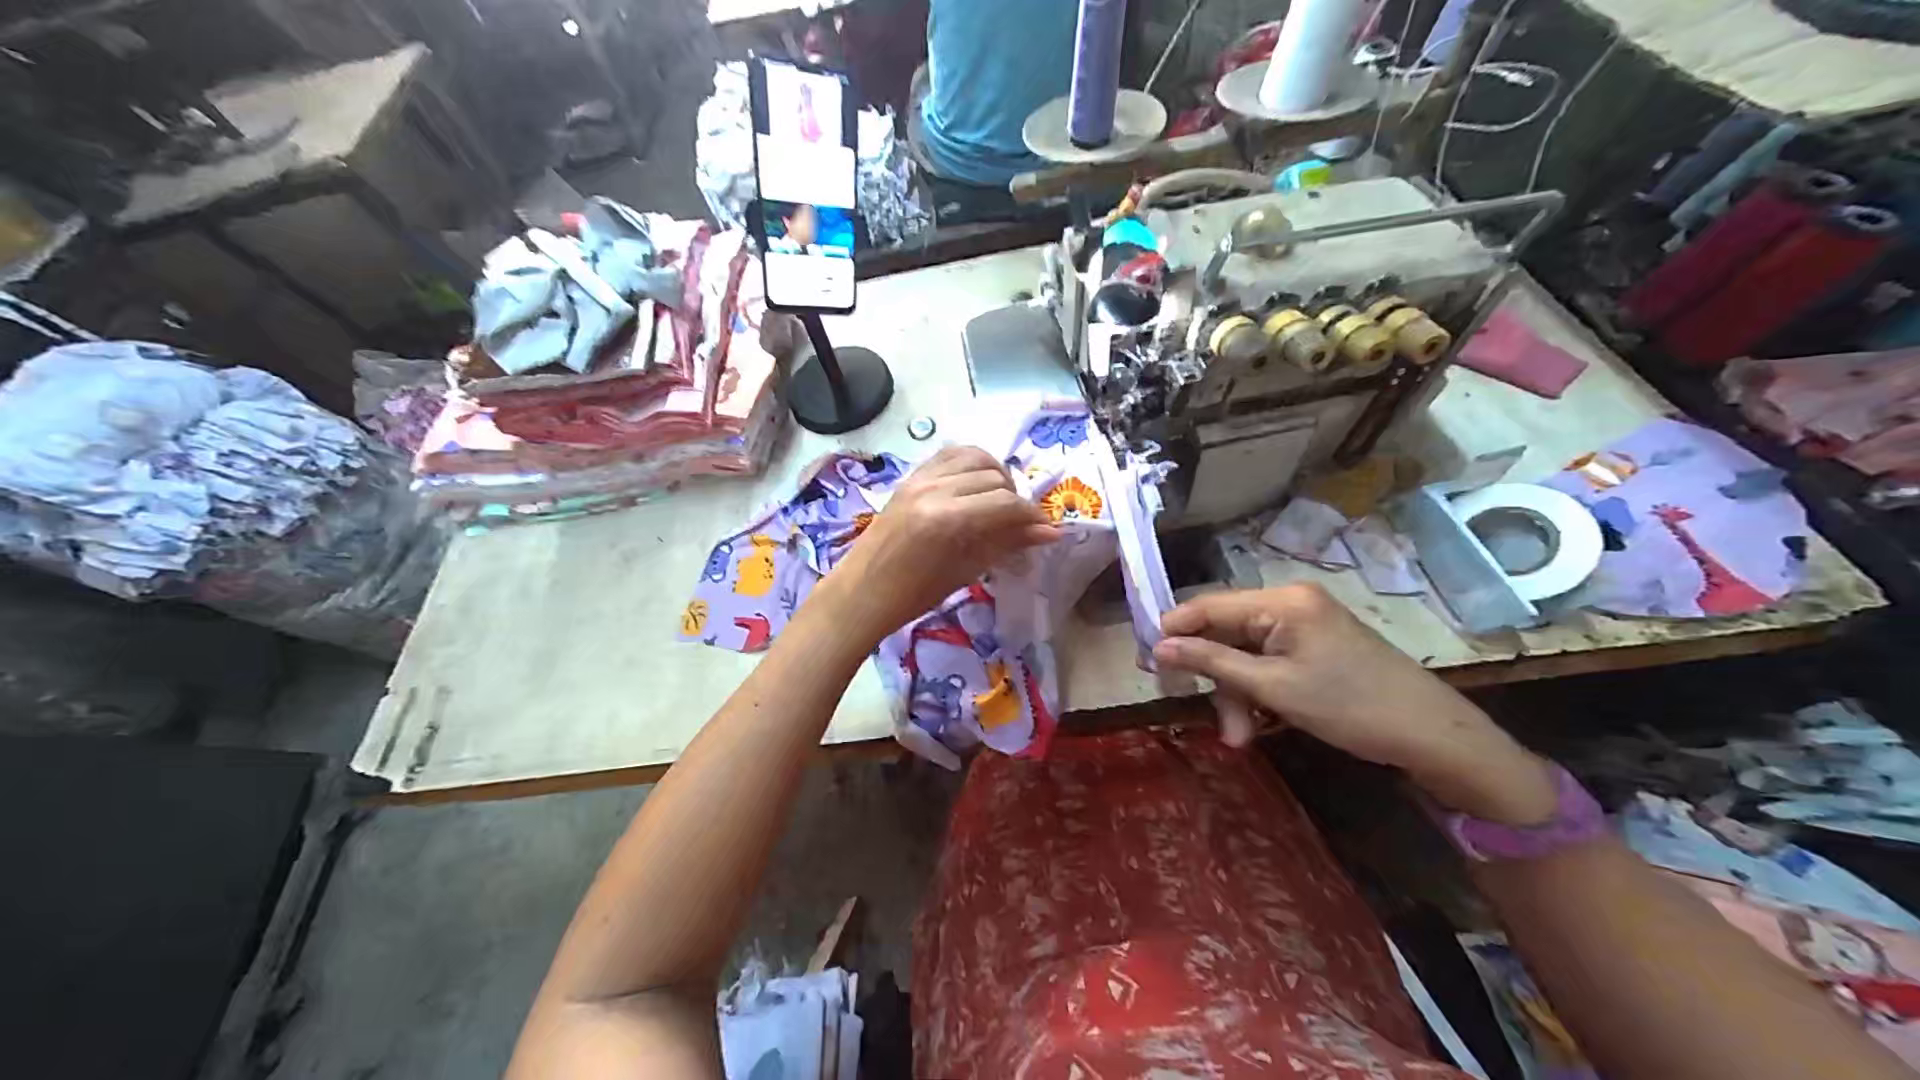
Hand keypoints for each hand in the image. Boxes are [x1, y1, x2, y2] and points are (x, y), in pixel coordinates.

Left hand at [811, 446, 1058, 648]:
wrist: (863, 592)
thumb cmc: (914, 594)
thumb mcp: (967, 570)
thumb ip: (1007, 543)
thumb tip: (1049, 532)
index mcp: (947, 518)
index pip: (1005, 502)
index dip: (1031, 515)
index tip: (1045, 530)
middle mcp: (934, 489)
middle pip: (994, 477)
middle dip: (1015, 498)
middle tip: (1020, 523)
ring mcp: (919, 478)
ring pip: (974, 457)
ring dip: (995, 475)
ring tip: (998, 502)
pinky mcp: (910, 477)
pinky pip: (950, 456)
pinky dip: (970, 465)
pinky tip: (975, 488)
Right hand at [1153, 584, 1556, 824]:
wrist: (1432, 734)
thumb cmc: (1350, 706)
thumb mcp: (1272, 687)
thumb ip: (1211, 662)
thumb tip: (1158, 646)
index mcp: (1281, 601)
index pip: (1207, 605)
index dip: (1174, 632)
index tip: (1148, 665)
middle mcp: (1290, 602)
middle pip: (1225, 633)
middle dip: (1214, 679)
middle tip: (1208, 719)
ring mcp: (1304, 623)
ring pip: (1244, 654)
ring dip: (1236, 695)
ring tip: (1241, 737)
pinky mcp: (1314, 644)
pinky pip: (1267, 661)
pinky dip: (1257, 692)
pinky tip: (1257, 724)